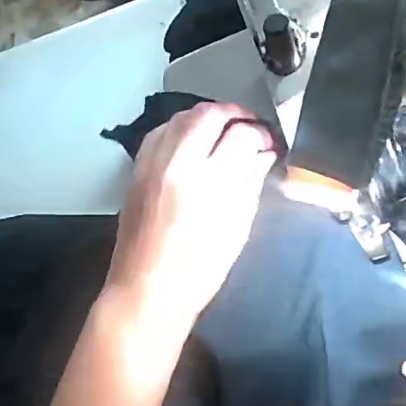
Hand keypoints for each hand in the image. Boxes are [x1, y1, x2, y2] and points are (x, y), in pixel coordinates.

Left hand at [104, 102, 276, 337]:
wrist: (145, 290)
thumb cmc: (198, 270)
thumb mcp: (237, 227)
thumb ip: (250, 182)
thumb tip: (262, 154)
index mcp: (207, 182)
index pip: (241, 135)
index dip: (262, 135)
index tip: (270, 144)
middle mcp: (176, 163)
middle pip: (208, 114)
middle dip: (235, 114)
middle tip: (250, 128)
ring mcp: (151, 163)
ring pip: (181, 116)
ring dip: (207, 117)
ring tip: (224, 131)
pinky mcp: (136, 170)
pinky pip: (160, 132)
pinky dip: (180, 128)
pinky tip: (193, 141)